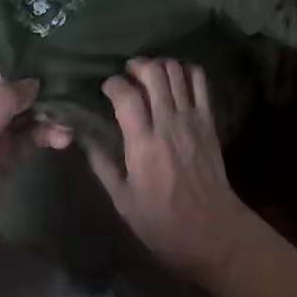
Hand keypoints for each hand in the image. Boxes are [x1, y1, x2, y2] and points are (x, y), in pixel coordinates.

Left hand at [0, 53, 71, 296]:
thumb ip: (2, 104)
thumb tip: (33, 79)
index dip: (16, 60)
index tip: (47, 60)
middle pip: (11, 85)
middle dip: (39, 85)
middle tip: (69, 87)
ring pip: (23, 111)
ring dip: (46, 112)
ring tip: (70, 119)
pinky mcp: (3, 159)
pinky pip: (28, 137)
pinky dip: (45, 134)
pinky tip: (64, 138)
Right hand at [86, 58, 257, 281]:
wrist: (213, 232)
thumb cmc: (163, 223)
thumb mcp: (123, 201)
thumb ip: (102, 164)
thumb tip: (83, 137)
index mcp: (143, 144)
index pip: (126, 96)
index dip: (113, 84)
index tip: (106, 87)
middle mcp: (168, 123)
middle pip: (154, 73)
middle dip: (137, 65)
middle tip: (128, 73)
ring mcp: (191, 118)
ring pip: (176, 71)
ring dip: (160, 64)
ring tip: (150, 73)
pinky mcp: (208, 120)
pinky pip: (200, 81)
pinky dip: (187, 70)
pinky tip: (176, 78)